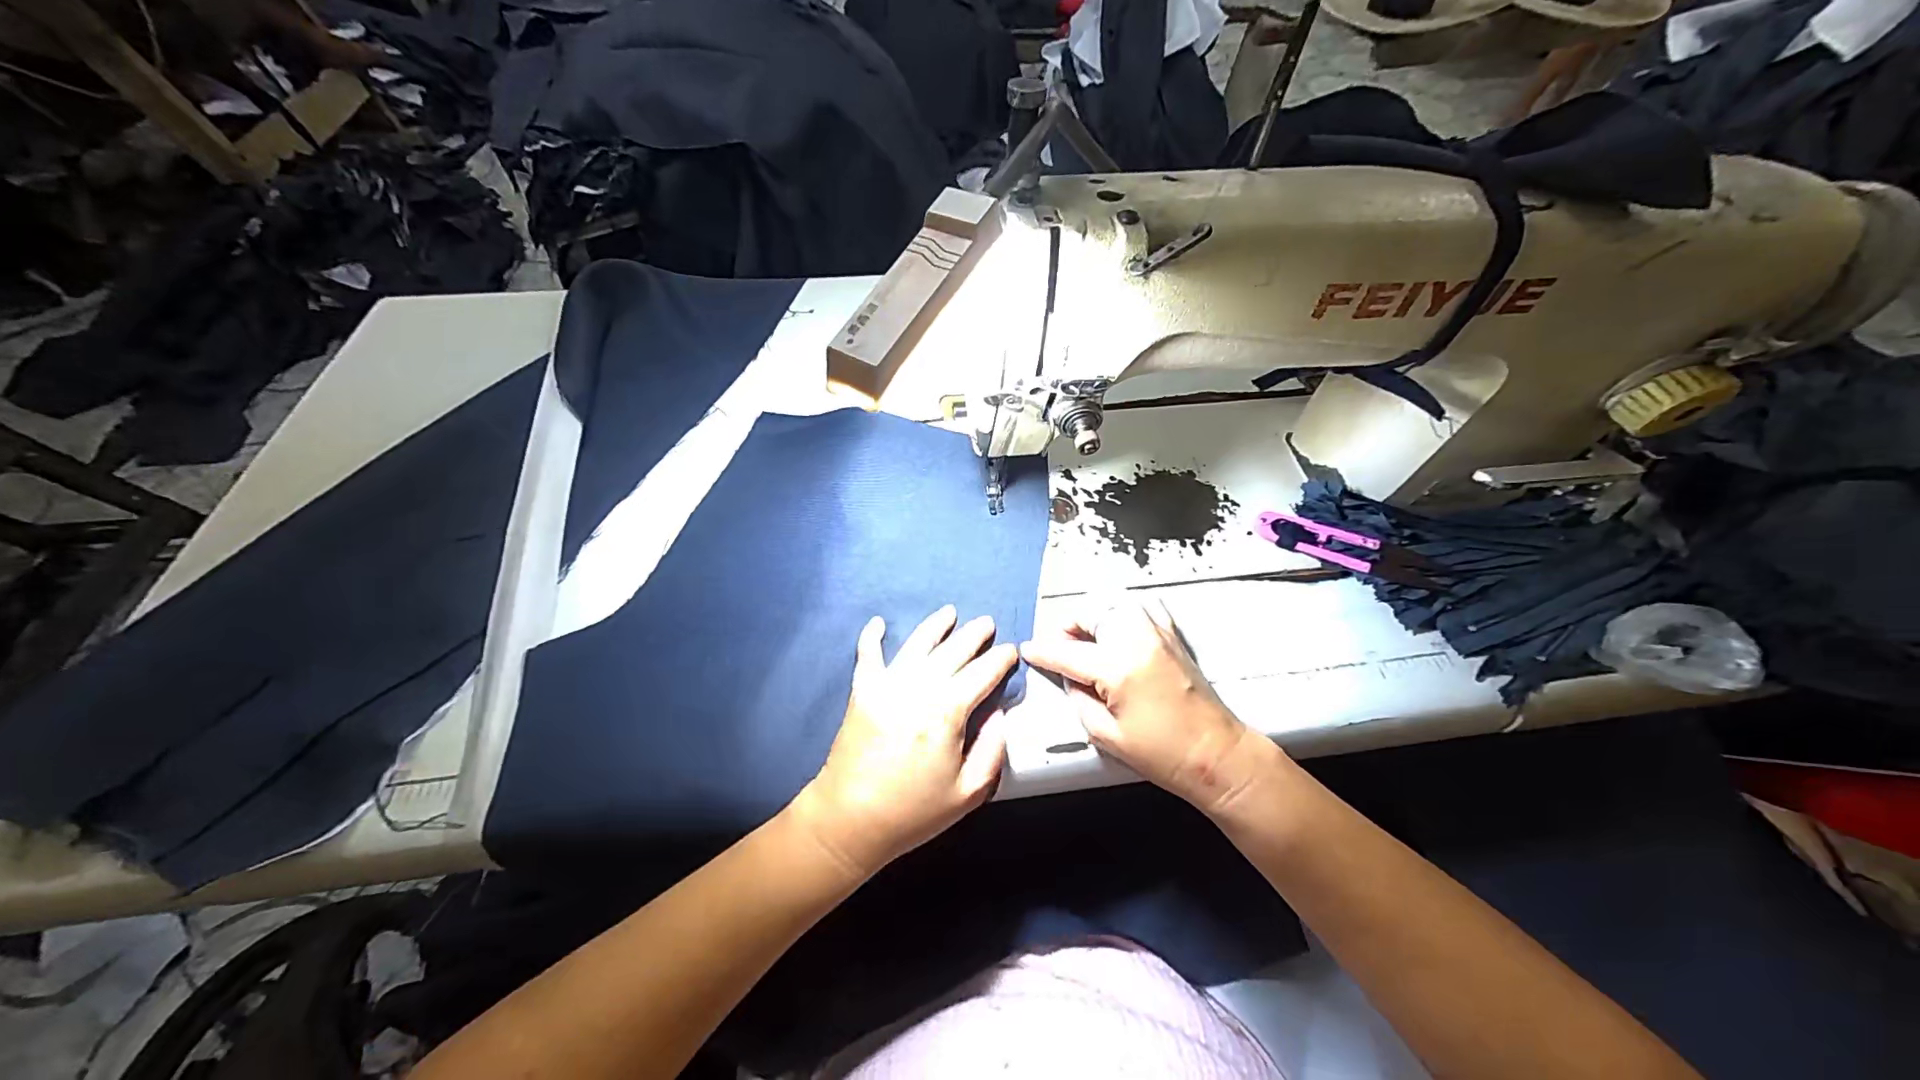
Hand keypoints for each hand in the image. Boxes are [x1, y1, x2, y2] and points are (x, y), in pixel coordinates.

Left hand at [790, 606, 1015, 879]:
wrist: (850, 819)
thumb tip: (1000, 715)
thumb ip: (992, 750)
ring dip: (936, 626)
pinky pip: (867, 655)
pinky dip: (872, 637)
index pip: (982, 674)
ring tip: (950, 613)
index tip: (1011, 651)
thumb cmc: (912, 811)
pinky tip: (879, 623)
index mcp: (948, 712)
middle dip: (974, 635)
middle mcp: (918, 689)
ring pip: (917, 644)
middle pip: (953, 651)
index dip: (1000, 660)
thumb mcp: (968, 792)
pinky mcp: (862, 692)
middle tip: (987, 623)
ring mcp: (887, 686)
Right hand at [1021, 597, 1276, 816]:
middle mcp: (1137, 640)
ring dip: (1096, 616)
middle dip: (1070, 627)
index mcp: (1117, 668)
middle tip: (1063, 647)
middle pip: (1092, 613)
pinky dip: (1124, 614)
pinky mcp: (1174, 637)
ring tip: (1089, 639)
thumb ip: (1079, 700)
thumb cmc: (1164, 754)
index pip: (1068, 653)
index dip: (1043, 653)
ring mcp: (1158, 634)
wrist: (1217, 754)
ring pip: (1116, 604)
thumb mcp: (1106, 735)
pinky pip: (1143, 608)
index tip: (1030, 651)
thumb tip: (1070, 679)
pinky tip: (1119, 633)